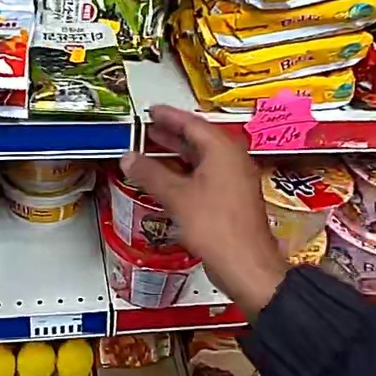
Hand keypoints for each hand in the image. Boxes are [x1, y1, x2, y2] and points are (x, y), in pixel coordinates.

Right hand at [118, 104, 287, 317]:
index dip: (169, 116)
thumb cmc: (217, 228)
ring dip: (178, 152)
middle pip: (199, 138)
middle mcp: (233, 160)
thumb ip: (150, 174)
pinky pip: (206, 174)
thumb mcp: (176, 196)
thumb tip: (130, 158)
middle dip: (173, 132)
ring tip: (154, 147)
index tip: (153, 110)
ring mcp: (235, 180)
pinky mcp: (232, 198)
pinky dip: (186, 171)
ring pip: (202, 157)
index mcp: (223, 150)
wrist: (245, 264)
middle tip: (151, 125)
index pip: (192, 123)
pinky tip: (169, 178)